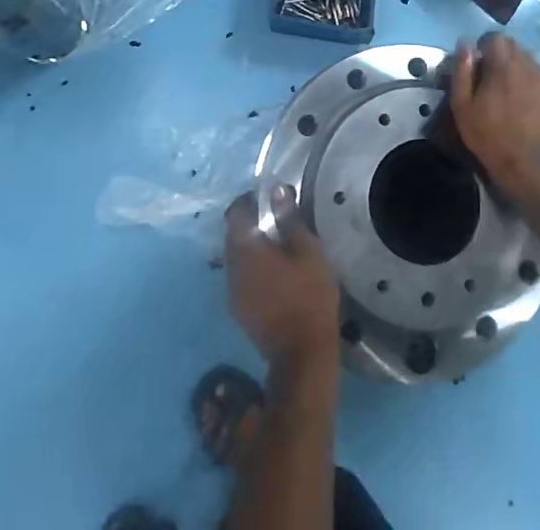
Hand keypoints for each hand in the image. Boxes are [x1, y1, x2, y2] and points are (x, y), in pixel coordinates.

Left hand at [223, 185, 339, 367]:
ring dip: (253, 247)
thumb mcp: (307, 251)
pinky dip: (254, 267)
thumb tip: (276, 189)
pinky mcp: (239, 309)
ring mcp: (232, 291)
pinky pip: (242, 276)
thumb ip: (289, 219)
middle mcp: (231, 267)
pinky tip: (277, 273)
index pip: (235, 212)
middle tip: (280, 220)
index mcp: (245, 249)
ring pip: (237, 257)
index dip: (250, 200)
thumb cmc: (309, 295)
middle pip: (233, 234)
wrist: (301, 351)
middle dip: (252, 222)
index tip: (271, 197)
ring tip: (281, 247)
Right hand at [449, 33, 539, 201]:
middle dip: (499, 53)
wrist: (523, 162)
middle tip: (488, 76)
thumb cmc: (487, 134)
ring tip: (505, 88)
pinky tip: (521, 99)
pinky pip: (538, 74)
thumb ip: (462, 70)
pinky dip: (527, 79)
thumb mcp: (462, 105)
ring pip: (527, 58)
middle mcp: (527, 66)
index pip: (495, 37)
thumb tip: (465, 44)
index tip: (476, 64)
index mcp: (503, 66)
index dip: (483, 46)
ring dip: (514, 65)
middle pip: (513, 45)